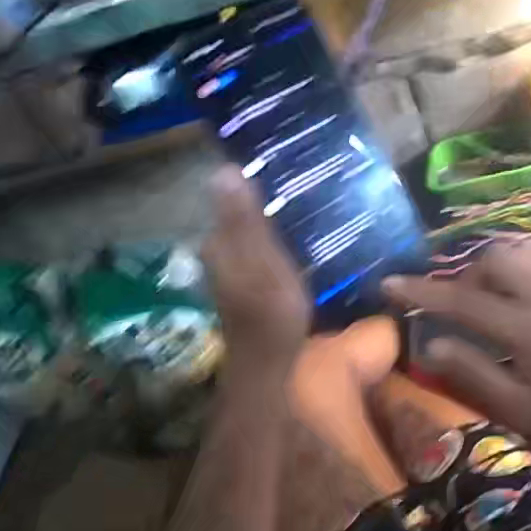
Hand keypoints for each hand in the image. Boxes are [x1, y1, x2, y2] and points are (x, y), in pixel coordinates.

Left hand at [202, 166, 309, 365]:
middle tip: (309, 181)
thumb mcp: (263, 262)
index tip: (291, 163)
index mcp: (219, 240)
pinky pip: (263, 248)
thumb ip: (244, 220)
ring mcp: (232, 269)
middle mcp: (218, 251)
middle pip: (242, 211)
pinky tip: (302, 239)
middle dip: (269, 196)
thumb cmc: (270, 313)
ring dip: (276, 218)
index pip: (232, 193)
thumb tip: (222, 168)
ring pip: (253, 230)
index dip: (258, 178)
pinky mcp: (248, 283)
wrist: (267, 366)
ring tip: (312, 203)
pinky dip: (279, 240)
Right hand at [382, 243, 530, 461]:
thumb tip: (429, 345)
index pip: (462, 300)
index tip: (387, 283)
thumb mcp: (523, 416)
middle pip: (495, 259)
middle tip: (455, 310)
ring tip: (484, 305)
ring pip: (521, 255)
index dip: (420, 291)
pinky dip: (517, 274)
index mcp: (527, 329)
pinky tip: (518, 305)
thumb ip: (474, 376)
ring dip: (492, 271)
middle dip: (463, 276)